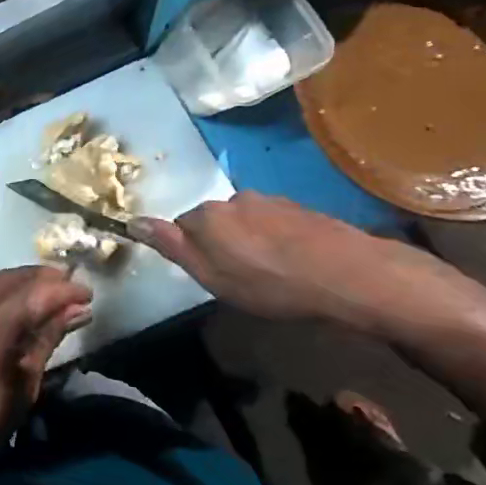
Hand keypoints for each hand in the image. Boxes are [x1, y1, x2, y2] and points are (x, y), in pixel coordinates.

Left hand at [0, 267, 91, 484]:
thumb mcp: (21, 392)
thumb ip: (44, 343)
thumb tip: (74, 311)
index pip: (35, 294)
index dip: (64, 290)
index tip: (86, 292)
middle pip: (5, 280)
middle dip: (38, 279)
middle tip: (65, 287)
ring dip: (9, 291)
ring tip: (33, 300)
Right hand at [130, 191, 479, 334]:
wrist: (352, 277)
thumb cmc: (271, 285)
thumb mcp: (212, 277)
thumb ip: (172, 247)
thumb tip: (133, 222)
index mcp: (207, 215)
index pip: (180, 227)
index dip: (192, 253)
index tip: (210, 275)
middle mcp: (235, 199)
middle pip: (213, 221)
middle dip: (220, 243)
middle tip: (238, 277)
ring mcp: (271, 200)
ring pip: (244, 221)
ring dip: (249, 241)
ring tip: (270, 273)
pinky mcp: (301, 208)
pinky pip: (273, 223)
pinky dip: (275, 240)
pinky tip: (292, 263)